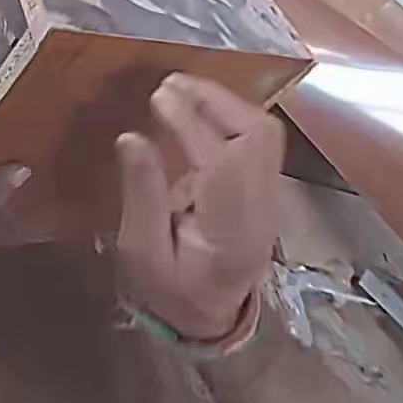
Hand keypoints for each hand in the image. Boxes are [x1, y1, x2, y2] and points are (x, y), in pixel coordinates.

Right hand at [115, 74, 284, 340]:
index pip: (225, 158)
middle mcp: (262, 208)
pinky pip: (255, 139)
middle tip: (170, 83)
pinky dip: (227, 114)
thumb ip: (141, 195)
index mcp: (232, 230)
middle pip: (259, 135)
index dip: (192, 121)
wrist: (212, 319)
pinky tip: (197, 106)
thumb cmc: (171, 291)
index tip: (157, 97)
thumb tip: (132, 137)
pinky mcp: (263, 189)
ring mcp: (270, 197)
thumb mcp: (142, 253)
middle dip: (216, 100)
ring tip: (180, 88)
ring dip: (223, 102)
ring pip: (263, 132)